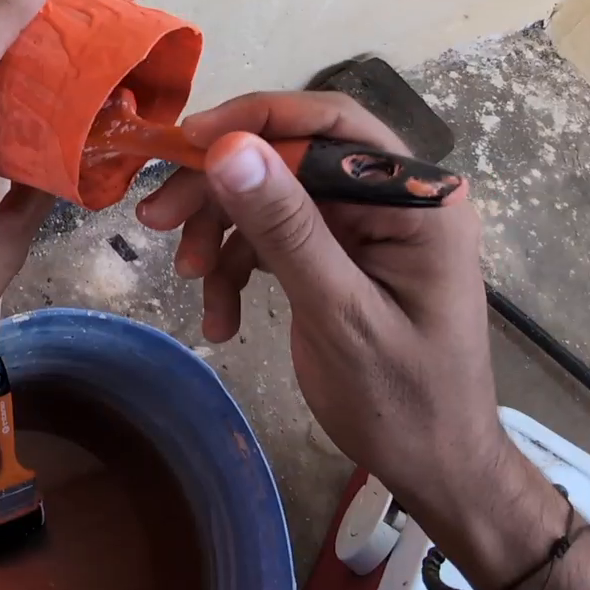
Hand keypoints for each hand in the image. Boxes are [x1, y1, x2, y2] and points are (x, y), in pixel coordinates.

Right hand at [135, 92, 508, 520]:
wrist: (432, 471)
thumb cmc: (404, 399)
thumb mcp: (339, 311)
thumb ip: (286, 226)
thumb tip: (227, 147)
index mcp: (413, 197)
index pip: (330, 122)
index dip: (255, 119)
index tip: (188, 142)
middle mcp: (385, 197)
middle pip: (284, 158)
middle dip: (218, 188)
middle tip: (156, 217)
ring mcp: (355, 224)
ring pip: (264, 195)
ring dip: (216, 233)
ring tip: (189, 279)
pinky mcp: (329, 251)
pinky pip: (265, 237)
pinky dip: (232, 268)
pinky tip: (220, 316)